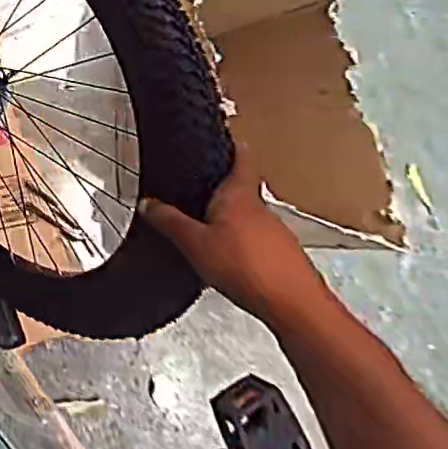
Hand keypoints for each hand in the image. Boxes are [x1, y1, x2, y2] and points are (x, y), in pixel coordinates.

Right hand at [139, 142, 332, 325]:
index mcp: (239, 199)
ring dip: (225, 221)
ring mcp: (278, 237)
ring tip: (199, 231)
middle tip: (190, 192)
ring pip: (246, 219)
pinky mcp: (285, 260)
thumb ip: (167, 220)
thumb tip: (148, 203)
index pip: (242, 164)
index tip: (232, 136)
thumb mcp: (191, 241)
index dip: (236, 148)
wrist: (299, 312)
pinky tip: (222, 258)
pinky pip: (254, 241)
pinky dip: (237, 243)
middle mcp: (262, 213)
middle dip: (216, 193)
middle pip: (238, 194)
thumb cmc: (245, 267)